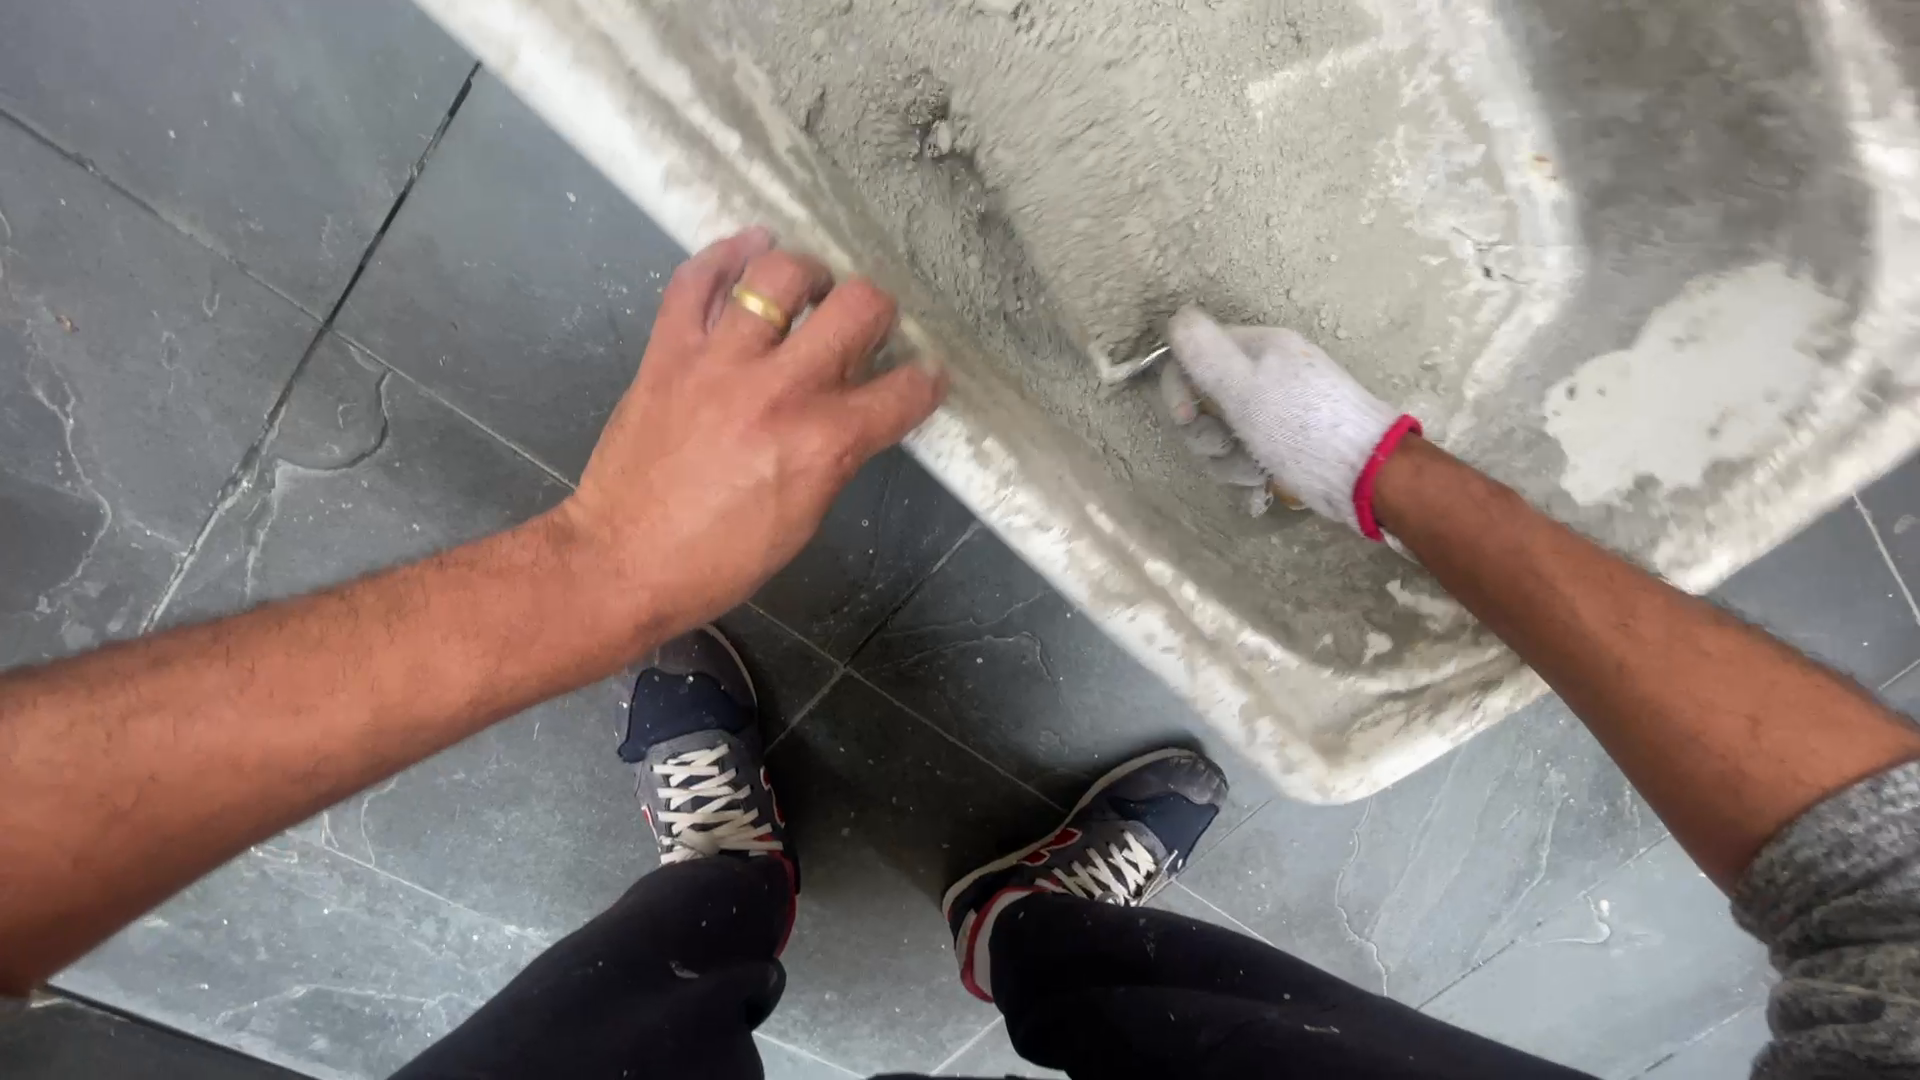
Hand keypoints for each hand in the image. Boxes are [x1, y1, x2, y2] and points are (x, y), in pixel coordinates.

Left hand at [556, 227, 945, 639]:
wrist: (622, 561)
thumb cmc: (724, 558)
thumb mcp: (806, 515)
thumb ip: (837, 452)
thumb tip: (855, 410)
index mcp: (824, 442)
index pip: (903, 392)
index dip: (926, 382)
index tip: (925, 377)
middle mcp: (780, 389)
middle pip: (857, 308)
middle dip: (879, 312)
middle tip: (867, 328)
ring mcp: (719, 362)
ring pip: (778, 274)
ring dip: (810, 274)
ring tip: (811, 287)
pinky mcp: (668, 351)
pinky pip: (696, 280)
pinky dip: (726, 255)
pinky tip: (750, 248)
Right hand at [1165, 306, 1418, 539]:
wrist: (1365, 474)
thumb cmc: (1302, 427)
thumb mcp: (1246, 387)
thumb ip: (1205, 353)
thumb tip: (1176, 318)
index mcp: (1257, 349)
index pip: (1193, 357)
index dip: (1178, 388)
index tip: (1186, 417)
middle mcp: (1262, 376)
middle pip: (1202, 403)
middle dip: (1206, 435)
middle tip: (1227, 446)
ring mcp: (1272, 413)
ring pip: (1220, 436)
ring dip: (1227, 462)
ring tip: (1254, 472)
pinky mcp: (1279, 445)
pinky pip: (1242, 456)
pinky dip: (1245, 473)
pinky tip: (1261, 486)